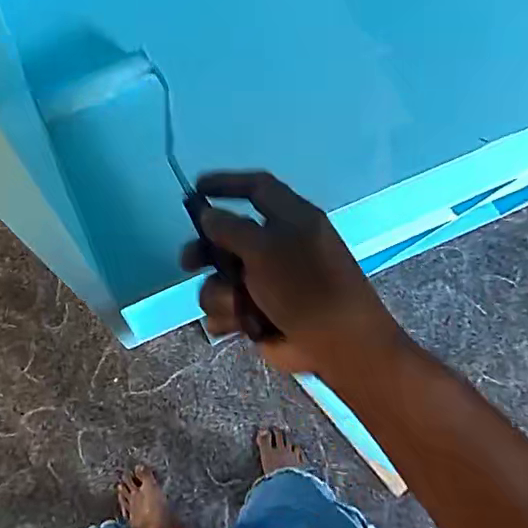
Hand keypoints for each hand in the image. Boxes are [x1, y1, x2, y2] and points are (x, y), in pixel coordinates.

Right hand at [180, 170, 406, 380]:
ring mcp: (269, 281)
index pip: (257, 189)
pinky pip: (229, 307)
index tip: (197, 188)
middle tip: (188, 263)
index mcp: (291, 219)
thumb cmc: (305, 286)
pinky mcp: (261, 311)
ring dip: (221, 293)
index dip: (227, 184)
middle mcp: (278, 246)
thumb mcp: (265, 249)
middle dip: (205, 251)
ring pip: (222, 277)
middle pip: (229, 237)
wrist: (338, 344)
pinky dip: (229, 316)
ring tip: (236, 307)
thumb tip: (208, 214)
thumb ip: (230, 228)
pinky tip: (236, 326)